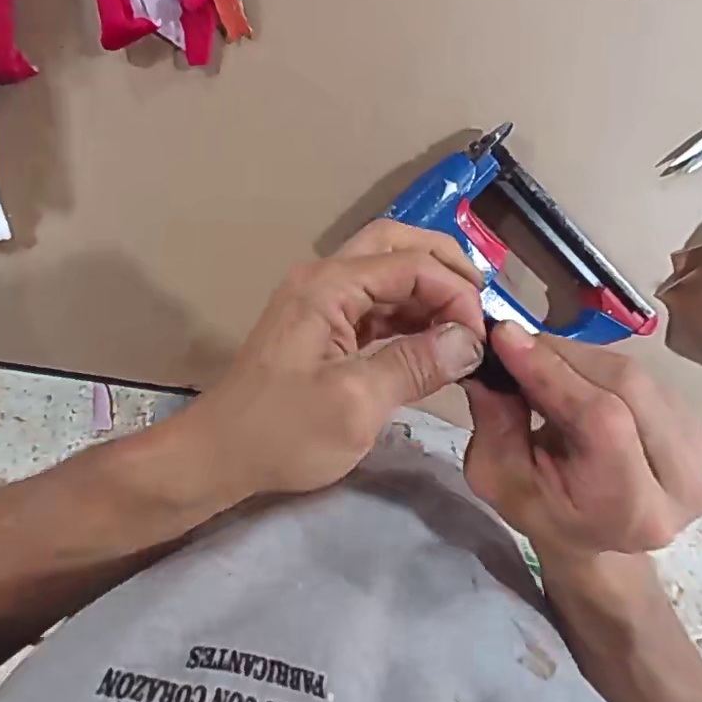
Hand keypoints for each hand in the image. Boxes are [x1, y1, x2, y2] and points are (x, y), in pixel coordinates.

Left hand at [172, 220, 487, 499]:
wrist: (219, 453)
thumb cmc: (281, 432)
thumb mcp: (356, 403)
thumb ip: (415, 364)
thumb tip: (470, 339)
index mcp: (326, 287)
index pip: (410, 264)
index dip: (455, 292)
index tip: (483, 337)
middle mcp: (321, 281)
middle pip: (394, 247)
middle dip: (444, 268)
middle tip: (482, 306)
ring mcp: (317, 303)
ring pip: (384, 274)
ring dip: (426, 292)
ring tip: (465, 327)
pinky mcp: (319, 329)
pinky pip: (371, 307)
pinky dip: (405, 317)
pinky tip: (433, 342)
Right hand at [463, 324, 701, 558]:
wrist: (591, 535)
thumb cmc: (538, 511)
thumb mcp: (495, 476)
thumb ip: (494, 424)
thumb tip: (488, 364)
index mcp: (630, 510)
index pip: (601, 421)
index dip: (551, 371)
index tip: (505, 337)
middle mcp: (683, 484)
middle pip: (627, 387)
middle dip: (561, 355)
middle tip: (513, 342)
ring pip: (636, 376)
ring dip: (577, 356)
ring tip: (534, 361)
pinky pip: (645, 378)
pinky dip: (596, 365)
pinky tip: (567, 374)